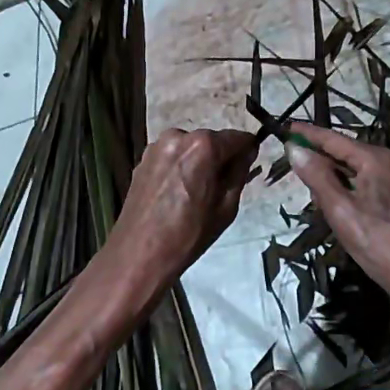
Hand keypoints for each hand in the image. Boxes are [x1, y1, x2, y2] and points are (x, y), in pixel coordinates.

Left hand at [106, 127, 256, 282]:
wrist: (140, 253)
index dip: (247, 151)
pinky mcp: (143, 159)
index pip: (237, 138)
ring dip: (199, 162)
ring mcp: (156, 146)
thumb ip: (239, 173)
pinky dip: (180, 168)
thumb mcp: (226, 206)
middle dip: (220, 158)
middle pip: (211, 140)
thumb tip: (246, 153)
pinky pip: (172, 157)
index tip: (249, 167)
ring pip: (190, 148)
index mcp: (203, 145)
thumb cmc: (189, 234)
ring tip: (196, 193)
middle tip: (221, 187)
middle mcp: (178, 136)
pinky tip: (177, 193)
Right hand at [283, 122, 389, 302]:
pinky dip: (344, 187)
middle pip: (344, 152)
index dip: (308, 134)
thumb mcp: (340, 210)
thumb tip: (294, 149)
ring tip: (308, 186)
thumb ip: (317, 176)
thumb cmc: (378, 244)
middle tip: (290, 163)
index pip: (333, 139)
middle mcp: (388, 163)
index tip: (285, 128)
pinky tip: (332, 203)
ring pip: (353, 169)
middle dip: (318, 156)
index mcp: (375, 159)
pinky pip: (364, 182)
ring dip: (330, 175)